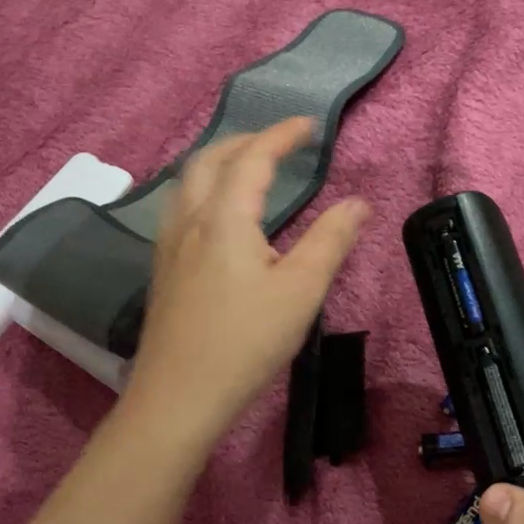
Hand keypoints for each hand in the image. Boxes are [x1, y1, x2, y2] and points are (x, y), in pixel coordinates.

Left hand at [122, 117, 369, 446]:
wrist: (178, 398)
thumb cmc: (246, 342)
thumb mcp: (302, 290)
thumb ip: (331, 240)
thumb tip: (359, 203)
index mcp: (224, 219)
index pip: (252, 160)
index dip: (281, 136)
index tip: (309, 125)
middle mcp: (189, 222)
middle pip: (208, 160)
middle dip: (244, 141)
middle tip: (278, 142)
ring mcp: (169, 247)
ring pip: (187, 182)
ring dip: (219, 162)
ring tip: (247, 169)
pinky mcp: (164, 271)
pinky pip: (181, 207)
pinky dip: (205, 189)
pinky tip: (219, 217)